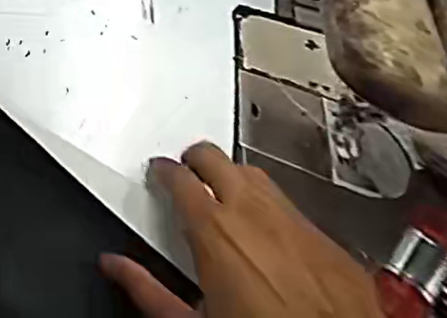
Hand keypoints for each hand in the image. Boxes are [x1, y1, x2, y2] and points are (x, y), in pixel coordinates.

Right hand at [100, 142, 380, 317]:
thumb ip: (148, 288)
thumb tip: (114, 266)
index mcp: (212, 228)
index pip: (175, 173)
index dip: (161, 171)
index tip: (159, 177)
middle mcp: (252, 214)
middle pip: (213, 156)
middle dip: (195, 160)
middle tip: (188, 175)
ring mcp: (296, 225)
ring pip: (254, 175)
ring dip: (234, 180)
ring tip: (227, 199)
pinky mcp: (332, 246)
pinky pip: (294, 209)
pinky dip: (275, 211)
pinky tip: (272, 236)